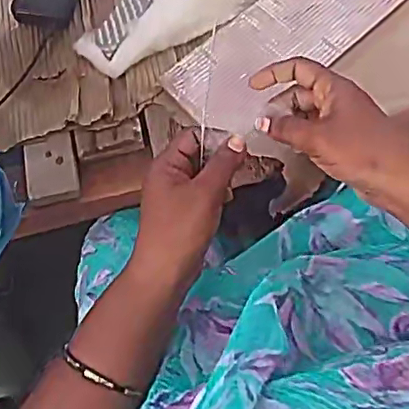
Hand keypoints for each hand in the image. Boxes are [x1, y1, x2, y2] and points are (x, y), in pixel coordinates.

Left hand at [128, 129, 246, 281]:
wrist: (164, 273)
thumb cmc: (181, 230)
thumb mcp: (206, 192)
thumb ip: (223, 163)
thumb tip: (238, 140)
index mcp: (165, 163)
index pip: (191, 135)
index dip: (215, 137)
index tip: (241, 147)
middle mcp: (166, 174)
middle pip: (197, 153)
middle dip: (221, 159)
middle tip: (244, 167)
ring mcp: (172, 193)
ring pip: (201, 174)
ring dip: (220, 178)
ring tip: (236, 186)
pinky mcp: (180, 211)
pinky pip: (200, 192)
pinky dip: (215, 194)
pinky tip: (226, 203)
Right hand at [249, 59, 408, 196]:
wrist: (399, 179)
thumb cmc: (364, 151)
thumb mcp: (316, 138)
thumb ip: (285, 128)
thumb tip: (263, 122)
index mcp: (334, 87)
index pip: (299, 68)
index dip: (274, 73)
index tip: (255, 85)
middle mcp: (339, 98)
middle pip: (301, 92)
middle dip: (279, 104)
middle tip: (263, 122)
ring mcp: (343, 118)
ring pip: (307, 112)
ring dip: (289, 122)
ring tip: (274, 136)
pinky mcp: (346, 137)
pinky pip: (316, 129)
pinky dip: (301, 134)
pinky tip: (292, 148)